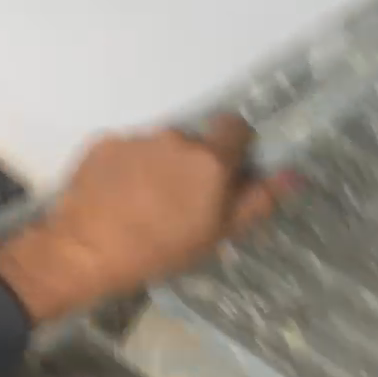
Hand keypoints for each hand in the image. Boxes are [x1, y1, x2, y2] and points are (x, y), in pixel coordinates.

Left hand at [0, 115, 293, 323]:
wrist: (85, 248)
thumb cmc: (158, 249)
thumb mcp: (217, 233)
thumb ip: (257, 200)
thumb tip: (292, 174)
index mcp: (208, 159)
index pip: (234, 127)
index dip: (232, 145)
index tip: (223, 168)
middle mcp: (171, 139)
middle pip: (189, 140)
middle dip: (187, 161)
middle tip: (174, 196)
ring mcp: (131, 139)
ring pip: (153, 145)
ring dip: (153, 163)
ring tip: (138, 199)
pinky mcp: (99, 143)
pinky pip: (121, 149)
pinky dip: (122, 165)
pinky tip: (113, 193)